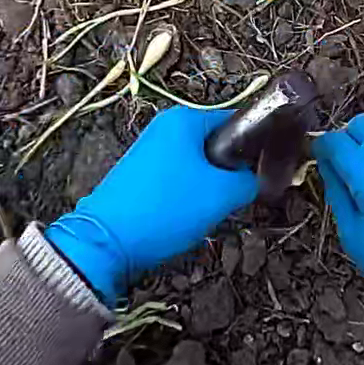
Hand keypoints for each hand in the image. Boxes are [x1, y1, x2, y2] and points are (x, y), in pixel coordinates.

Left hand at [45, 106, 255, 304]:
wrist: (103, 245)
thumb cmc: (165, 208)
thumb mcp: (221, 195)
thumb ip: (249, 181)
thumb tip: (253, 180)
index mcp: (184, 119)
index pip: (235, 121)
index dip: (253, 146)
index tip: (260, 171)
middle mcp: (165, 127)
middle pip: (216, 145)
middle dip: (227, 171)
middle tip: (232, 195)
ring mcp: (149, 151)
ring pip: (198, 165)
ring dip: (208, 187)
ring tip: (208, 209)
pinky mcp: (138, 175)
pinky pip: (177, 179)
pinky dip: (186, 195)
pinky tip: (184, 216)